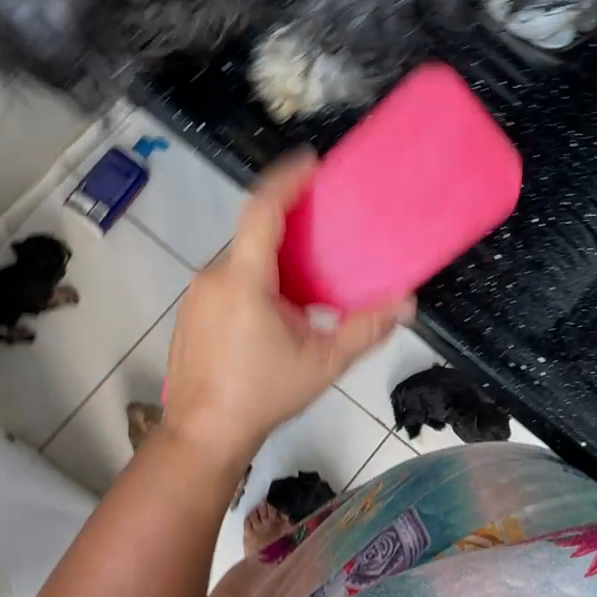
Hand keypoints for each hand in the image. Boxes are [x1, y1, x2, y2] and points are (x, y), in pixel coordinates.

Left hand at [161, 152, 413, 465]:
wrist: (204, 433)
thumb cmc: (262, 396)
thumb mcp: (323, 365)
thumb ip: (365, 330)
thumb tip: (406, 304)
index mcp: (244, 281)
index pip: (262, 211)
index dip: (287, 181)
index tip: (310, 163)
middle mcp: (214, 277)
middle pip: (255, 239)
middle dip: (290, 233)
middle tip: (325, 239)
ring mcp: (196, 296)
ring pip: (241, 264)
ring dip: (273, 267)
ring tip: (305, 291)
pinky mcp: (190, 314)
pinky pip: (226, 284)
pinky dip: (253, 286)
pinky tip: (273, 319)